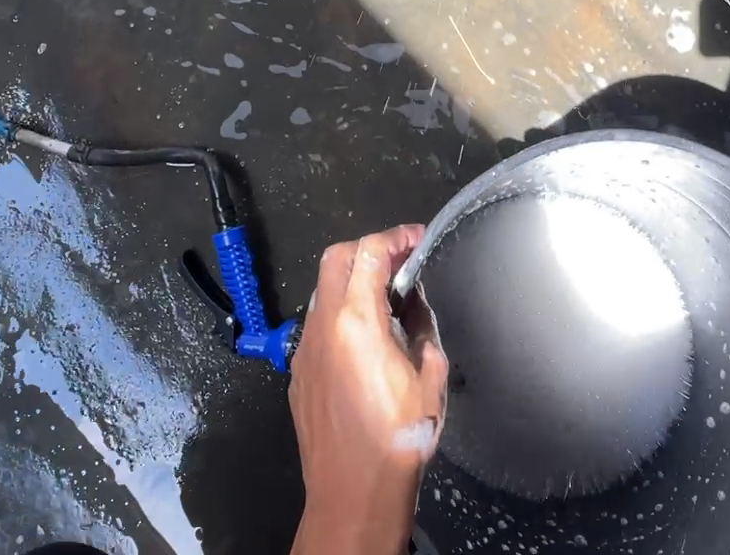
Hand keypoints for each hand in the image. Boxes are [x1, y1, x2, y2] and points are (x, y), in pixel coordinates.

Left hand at [289, 225, 448, 554]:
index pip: (370, 251)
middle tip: (401, 260)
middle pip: (336, 258)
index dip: (397, 236)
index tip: (418, 238)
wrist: (352, 493)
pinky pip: (318, 322)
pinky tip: (366, 335)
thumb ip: (423, 324)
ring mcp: (305, 348)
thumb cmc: (400, 436)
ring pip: (323, 289)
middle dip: (369, 248)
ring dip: (353, 279)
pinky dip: (341, 310)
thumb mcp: (431, 374)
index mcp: (357, 321)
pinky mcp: (298, 371)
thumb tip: (414, 300)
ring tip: (387, 296)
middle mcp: (323, 325)